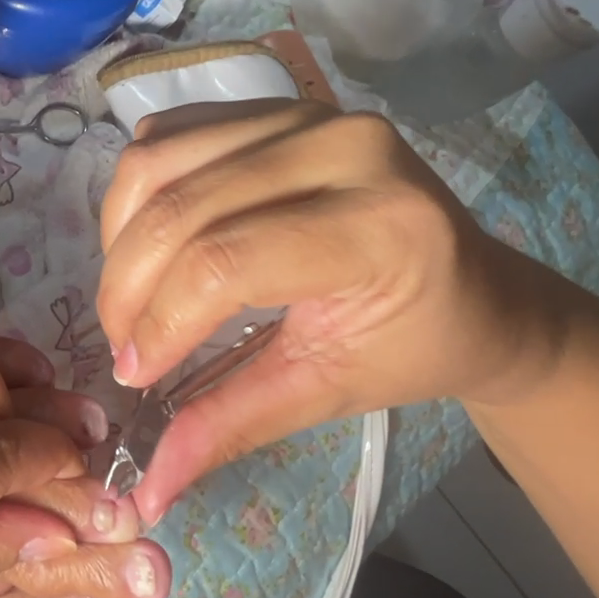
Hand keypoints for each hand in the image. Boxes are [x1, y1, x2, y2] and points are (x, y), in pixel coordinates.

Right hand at [95, 100, 576, 523]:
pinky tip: (148, 235)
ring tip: (130, 288)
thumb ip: (229, 425)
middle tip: (120, 339)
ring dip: (120, 231)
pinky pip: (167, 134)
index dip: (159, 320)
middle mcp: (340, 147)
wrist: (478, 288)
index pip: (224, 262)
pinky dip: (137, 189)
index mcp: (379, 225)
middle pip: (179, 208)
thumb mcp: (325, 392)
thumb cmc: (412, 346)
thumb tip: (143, 492)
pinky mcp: (270, 105)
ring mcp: (302, 112)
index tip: (134, 373)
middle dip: (126, 284)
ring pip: (156, 160)